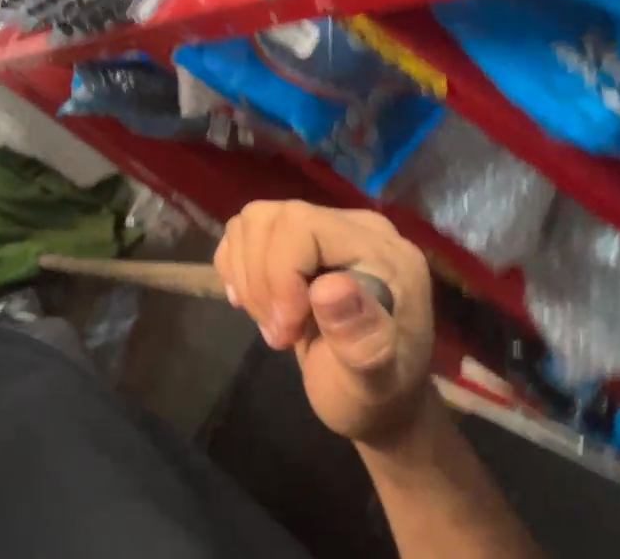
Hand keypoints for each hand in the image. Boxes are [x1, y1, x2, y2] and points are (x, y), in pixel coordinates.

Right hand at [214, 201, 434, 446]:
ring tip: (270, 321)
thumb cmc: (374, 396)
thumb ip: (360, 337)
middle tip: (277, 331)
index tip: (286, 327)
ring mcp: (321, 230)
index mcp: (384, 252)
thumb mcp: (373, 383)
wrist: (371, 400)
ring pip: (252, 222)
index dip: (279, 273)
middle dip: (261, 280)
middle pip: (273, 219)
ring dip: (247, 277)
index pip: (304, 225)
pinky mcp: (292, 240)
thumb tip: (330, 287)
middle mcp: (355, 228)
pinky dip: (236, 268)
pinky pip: (243, 232)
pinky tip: (256, 303)